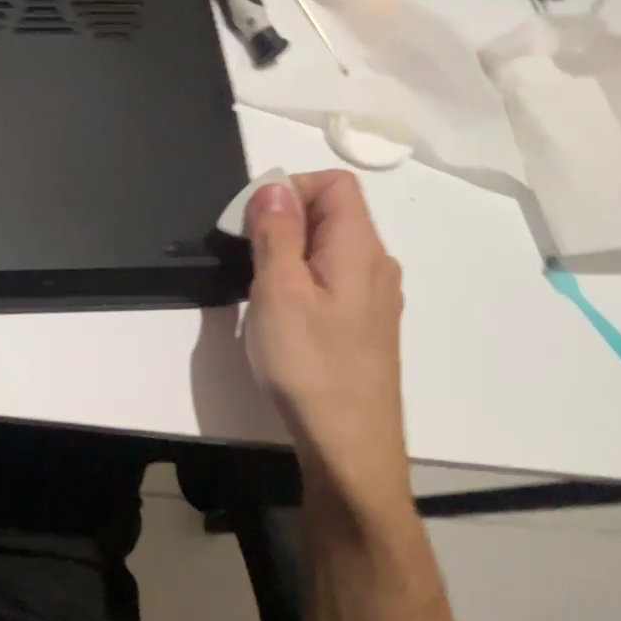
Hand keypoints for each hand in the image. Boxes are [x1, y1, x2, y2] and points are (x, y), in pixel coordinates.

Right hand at [242, 171, 408, 507]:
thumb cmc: (309, 362)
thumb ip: (277, 235)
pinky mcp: (364, 323)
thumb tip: (273, 186)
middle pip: (333, 213)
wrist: (348, 436)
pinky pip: (332, 278)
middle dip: (283, 221)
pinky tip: (280, 314)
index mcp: (359, 248)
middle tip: (244, 258)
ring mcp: (374, 295)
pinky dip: (301, 279)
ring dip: (289, 252)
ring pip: (329, 248)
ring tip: (257, 288)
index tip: (248, 223)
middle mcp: (376, 263)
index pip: (334, 184)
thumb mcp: (279, 292)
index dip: (288, 189)